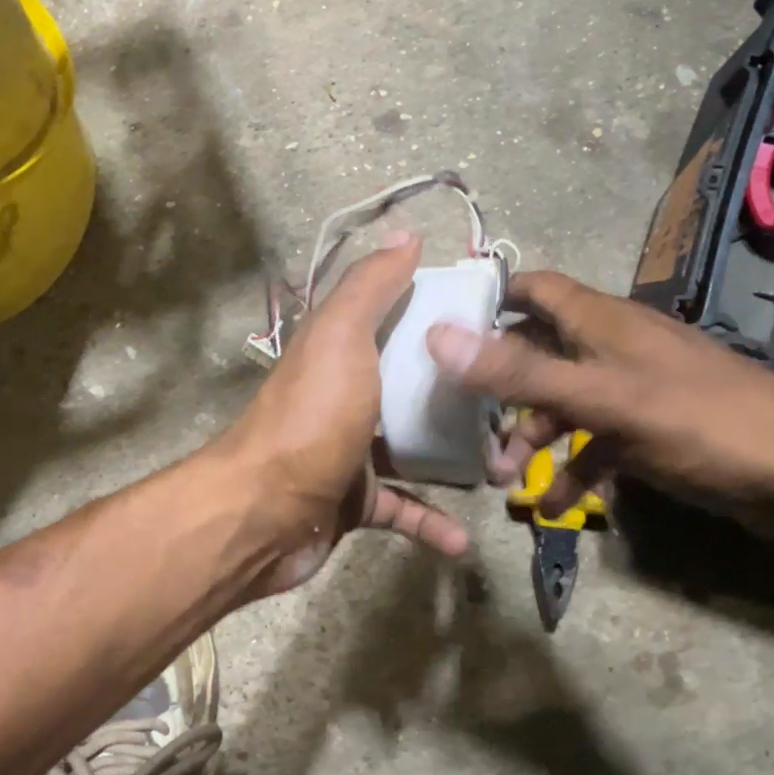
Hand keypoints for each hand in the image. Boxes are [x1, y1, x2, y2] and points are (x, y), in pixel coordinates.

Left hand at [215, 234, 469, 596]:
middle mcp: (342, 396)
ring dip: (454, 459)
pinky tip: (463, 539)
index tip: (493, 318)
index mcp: (339, 351)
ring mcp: (346, 452)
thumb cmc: (310, 419)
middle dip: (459, 394)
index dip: (437, 313)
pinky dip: (430, 523)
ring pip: (411, 449)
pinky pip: (400, 510)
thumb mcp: (341, 337)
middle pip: (409, 386)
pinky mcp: (352, 503)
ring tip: (502, 468)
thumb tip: (408, 235)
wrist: (260, 513)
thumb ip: (371, 287)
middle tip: (513, 403)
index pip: (393, 319)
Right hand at [425, 271, 773, 539]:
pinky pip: (597, 443)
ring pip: (564, 402)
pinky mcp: (653, 432)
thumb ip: (520, 372)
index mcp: (602, 321)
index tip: (440, 330)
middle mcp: (614, 346)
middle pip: (539, 352)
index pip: (533, 288)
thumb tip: (437, 336)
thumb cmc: (701, 422)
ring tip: (504, 478)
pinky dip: (573, 469)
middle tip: (464, 427)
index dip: (488, 300)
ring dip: (531, 437)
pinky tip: (557, 508)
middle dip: (499, 388)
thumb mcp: (601, 396)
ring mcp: (635, 390)